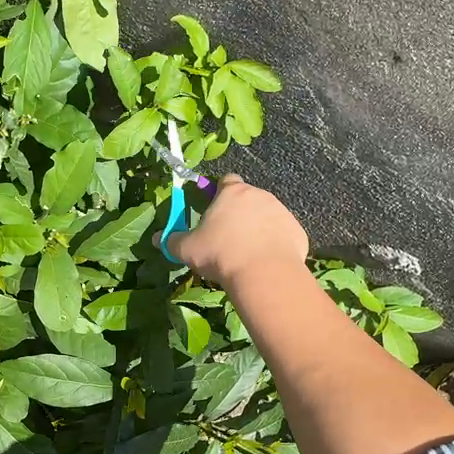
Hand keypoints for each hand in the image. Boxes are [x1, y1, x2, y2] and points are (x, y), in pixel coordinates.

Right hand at [161, 174, 309, 287]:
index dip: (219, 192)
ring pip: (267, 216)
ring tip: (247, 253)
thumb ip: (172, 241)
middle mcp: (260, 195)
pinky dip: (274, 243)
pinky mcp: (296, 231)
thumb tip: (157, 239)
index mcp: (232, 192)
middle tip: (227, 237)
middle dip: (239, 213)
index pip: (226, 180)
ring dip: (258, 228)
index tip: (214, 209)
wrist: (264, 273)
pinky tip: (265, 262)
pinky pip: (282, 234)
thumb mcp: (187, 249)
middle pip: (248, 198)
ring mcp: (281, 211)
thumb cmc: (221, 254)